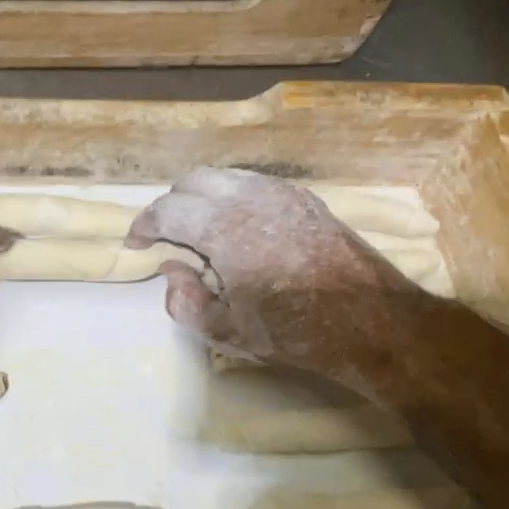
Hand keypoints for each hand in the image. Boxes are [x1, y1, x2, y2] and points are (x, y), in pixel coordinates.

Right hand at [127, 168, 426, 382]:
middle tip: (166, 236)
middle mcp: (250, 198)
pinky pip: (253, 183)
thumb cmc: (294, 331)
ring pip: (224, 177)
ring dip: (202, 197)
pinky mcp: (304, 198)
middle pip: (193, 181)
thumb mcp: (226, 331)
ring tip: (199, 230)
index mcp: (225, 229)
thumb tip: (172, 271)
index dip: (144, 225)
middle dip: (171, 205)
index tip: (137, 244)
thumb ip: (185, 300)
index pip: (168, 209)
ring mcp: (281, 193)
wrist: (371, 322)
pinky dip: (232, 197)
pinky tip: (237, 227)